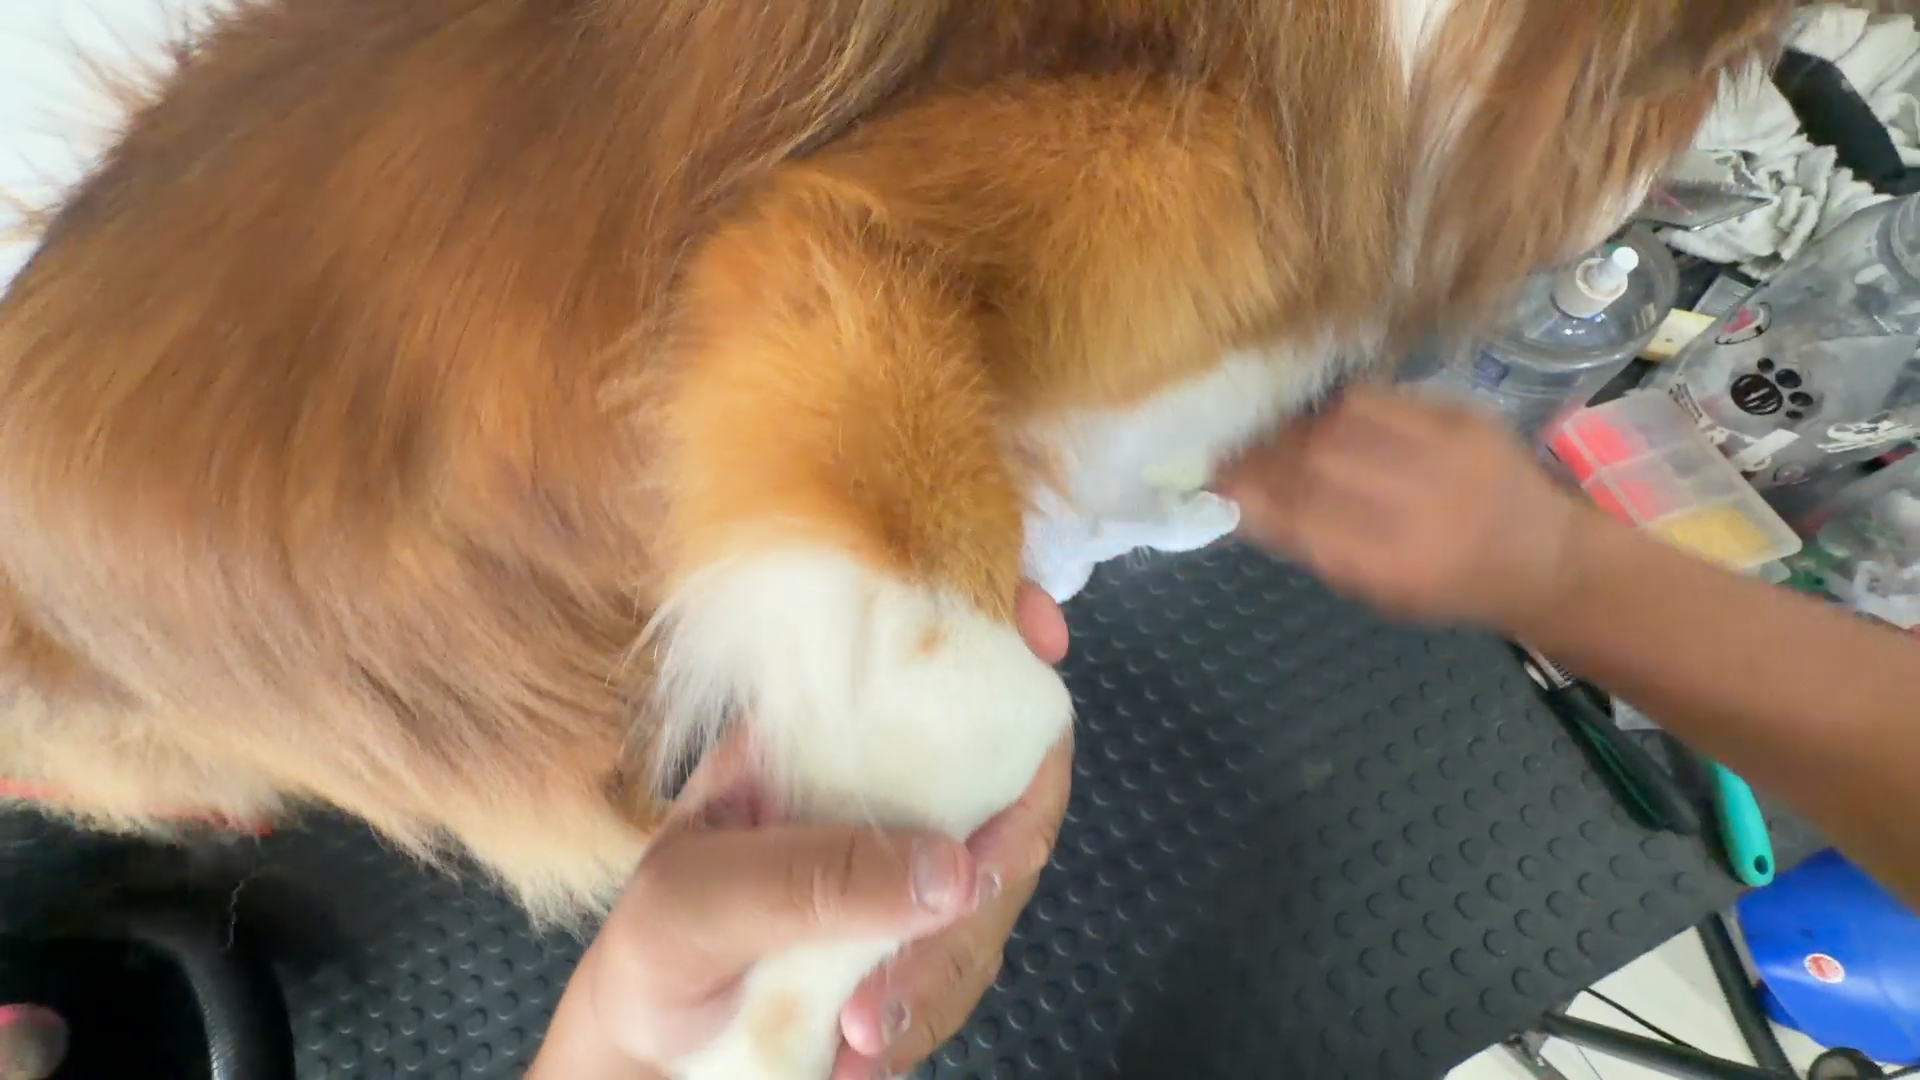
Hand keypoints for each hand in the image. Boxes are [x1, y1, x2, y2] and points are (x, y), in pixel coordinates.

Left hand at [530, 584, 1071, 1079]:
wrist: (653, 1048)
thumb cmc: (658, 946)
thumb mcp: (701, 900)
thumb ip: (814, 878)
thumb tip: (953, 870)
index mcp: (826, 732)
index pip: (926, 656)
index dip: (999, 629)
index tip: (1045, 638)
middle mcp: (883, 777)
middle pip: (1003, 768)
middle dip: (1000, 849)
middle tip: (948, 922)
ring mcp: (911, 847)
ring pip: (999, 873)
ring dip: (951, 956)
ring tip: (864, 1025)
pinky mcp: (924, 920)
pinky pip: (973, 953)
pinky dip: (935, 1005)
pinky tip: (868, 1043)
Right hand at [1217, 388, 1591, 630]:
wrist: (1543, 556)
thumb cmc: (1446, 588)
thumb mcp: (1374, 589)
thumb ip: (1308, 546)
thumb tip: (1242, 503)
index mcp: (1391, 562)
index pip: (1295, 516)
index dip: (1245, 493)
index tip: (1212, 483)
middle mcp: (1419, 506)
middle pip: (1312, 462)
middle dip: (1260, 456)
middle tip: (1231, 455)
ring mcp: (1444, 454)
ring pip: (1338, 424)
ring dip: (1290, 429)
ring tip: (1270, 437)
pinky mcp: (1459, 417)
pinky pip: (1374, 398)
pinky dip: (1332, 408)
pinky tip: (1318, 419)